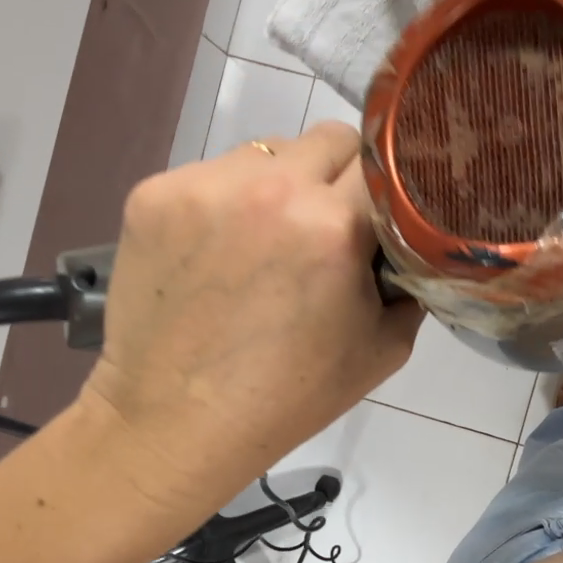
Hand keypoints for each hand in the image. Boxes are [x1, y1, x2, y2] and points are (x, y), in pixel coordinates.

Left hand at [77, 123, 422, 509]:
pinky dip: (228, 202)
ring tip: (268, 242)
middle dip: (342, 176)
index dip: (392, 186)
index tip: (388, 211)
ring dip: (283, 184)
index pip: (385, 161)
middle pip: (329, 139)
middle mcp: (271, 188)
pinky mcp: (154, 194)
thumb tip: (407, 248)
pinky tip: (221, 252)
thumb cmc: (292, 396)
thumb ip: (408, 283)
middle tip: (332, 225)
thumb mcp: (384, 348)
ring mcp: (204, 185)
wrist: (179, 423)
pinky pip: (213, 174)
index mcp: (334, 226)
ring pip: (269, 151)